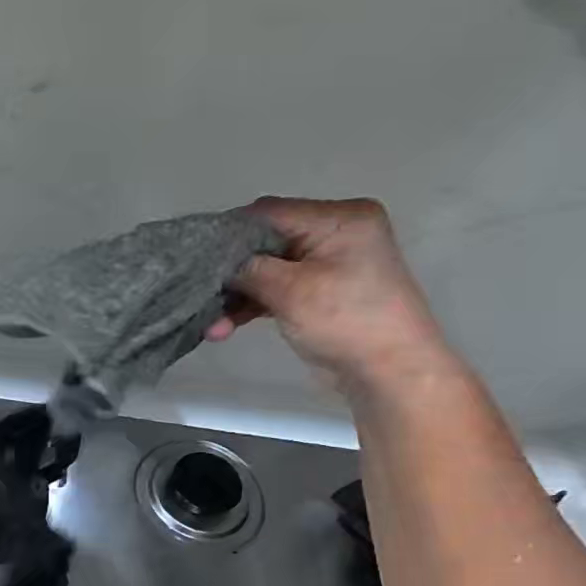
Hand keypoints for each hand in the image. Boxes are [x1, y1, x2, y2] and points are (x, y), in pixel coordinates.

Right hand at [208, 197, 457, 390]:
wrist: (389, 372)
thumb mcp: (293, 290)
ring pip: (267, 270)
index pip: (270, 213)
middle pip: (266, 242)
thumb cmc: (347, 322)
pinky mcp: (318, 294)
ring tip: (210, 324)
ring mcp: (327, 265)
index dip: (230, 233)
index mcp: (340, 218)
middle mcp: (334, 234)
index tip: (196, 257)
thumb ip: (250, 269)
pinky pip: (276, 291)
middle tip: (198, 293)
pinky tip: (224, 327)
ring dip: (238, 297)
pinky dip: (252, 307)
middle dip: (232, 272)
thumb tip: (217, 261)